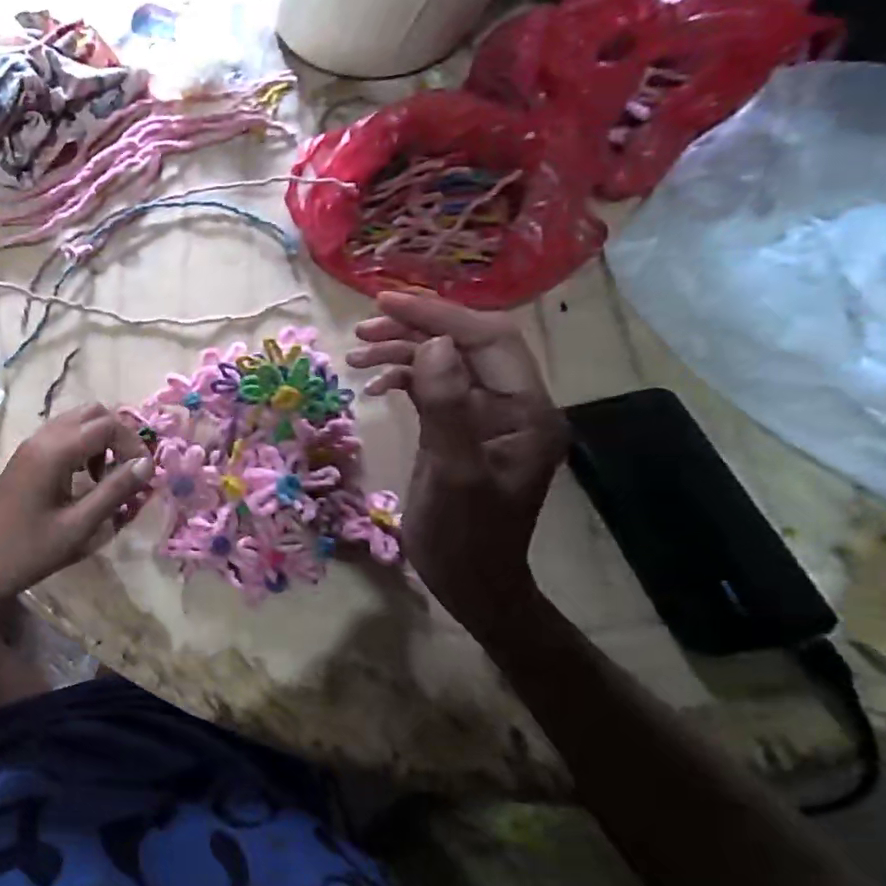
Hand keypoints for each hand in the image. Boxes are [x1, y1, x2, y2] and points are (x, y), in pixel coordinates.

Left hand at [0, 404, 153, 622]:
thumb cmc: (27, 551)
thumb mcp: (78, 527)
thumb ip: (114, 492)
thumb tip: (147, 465)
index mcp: (55, 451)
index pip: (107, 424)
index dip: (133, 443)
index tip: (144, 474)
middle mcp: (42, 438)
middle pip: (92, 413)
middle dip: (118, 435)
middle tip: (129, 471)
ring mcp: (31, 446)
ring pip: (76, 422)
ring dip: (100, 441)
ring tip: (108, 479)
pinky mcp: (25, 459)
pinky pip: (62, 437)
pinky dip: (83, 448)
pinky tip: (85, 481)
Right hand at [345, 290, 568, 624]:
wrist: (469, 581)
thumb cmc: (464, 536)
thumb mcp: (454, 473)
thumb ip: (448, 407)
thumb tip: (432, 344)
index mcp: (528, 410)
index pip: (489, 339)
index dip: (439, 316)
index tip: (386, 303)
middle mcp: (514, 404)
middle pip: (467, 343)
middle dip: (416, 329)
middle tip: (364, 329)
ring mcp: (488, 416)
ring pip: (447, 362)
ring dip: (404, 351)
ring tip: (358, 353)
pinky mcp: (463, 428)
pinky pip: (435, 387)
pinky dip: (403, 377)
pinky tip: (374, 384)